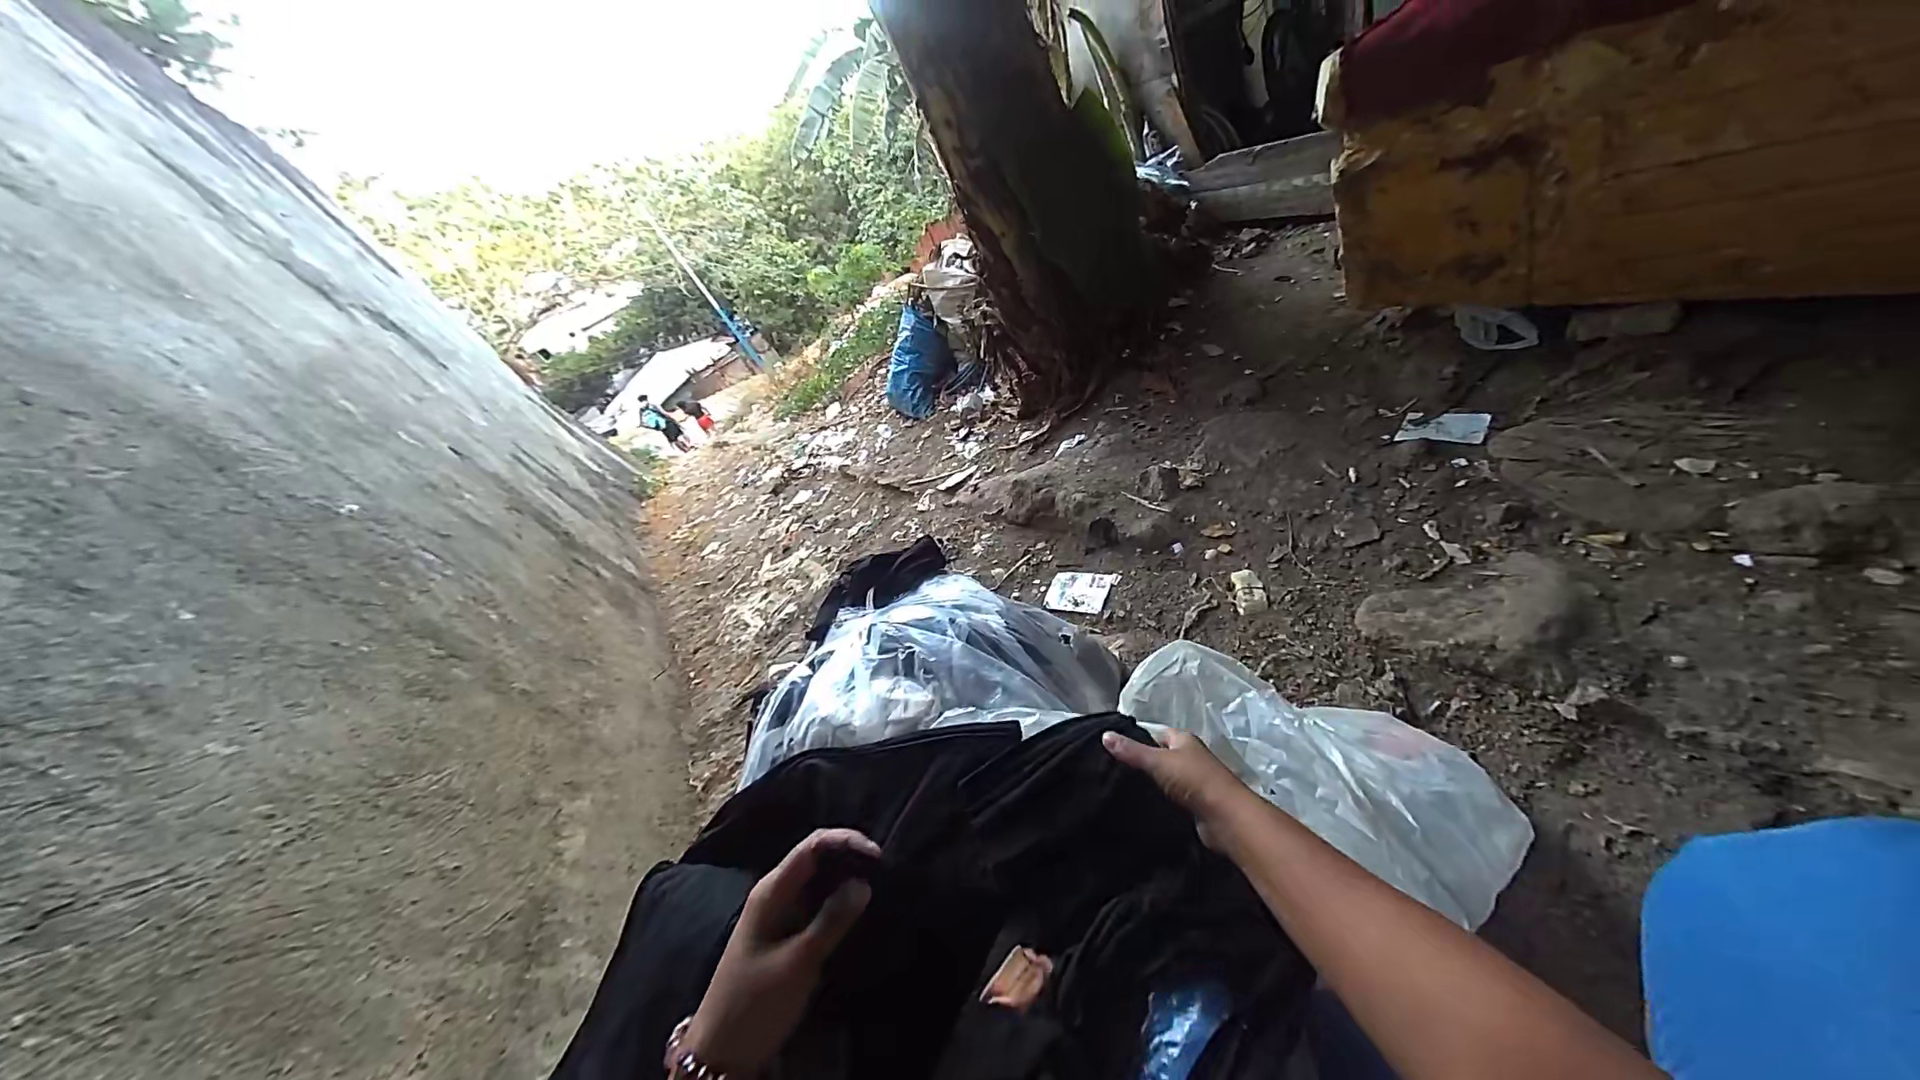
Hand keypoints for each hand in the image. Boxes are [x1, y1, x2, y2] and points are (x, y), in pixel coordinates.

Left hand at [679, 829, 878, 1075]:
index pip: (812, 846)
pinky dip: (838, 898)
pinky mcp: (786, 932)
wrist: (719, 1054)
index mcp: (771, 890)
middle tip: (884, 869)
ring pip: (818, 879)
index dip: (846, 840)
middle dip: (850, 855)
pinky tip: (857, 906)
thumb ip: (832, 921)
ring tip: (878, 882)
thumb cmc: (754, 1005)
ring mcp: (780, 912)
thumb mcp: (798, 963)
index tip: (878, 856)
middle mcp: (775, 893)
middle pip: (817, 856)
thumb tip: (864, 882)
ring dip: (846, 876)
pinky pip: (816, 902)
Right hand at [1102, 728, 1257, 847]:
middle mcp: (1191, 758)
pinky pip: (1173, 799)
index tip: (1114, 748)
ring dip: (1152, 784)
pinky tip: (1143, 806)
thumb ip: (1131, 751)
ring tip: (1122, 789)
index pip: (1156, 734)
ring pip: (1166, 779)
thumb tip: (1104, 734)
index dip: (1138, 739)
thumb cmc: (1193, 780)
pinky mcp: (1196, 805)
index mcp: (1184, 740)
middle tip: (1114, 771)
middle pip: (1161, 756)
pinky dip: (1161, 801)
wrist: (1226, 818)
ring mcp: (1195, 783)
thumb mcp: (1157, 761)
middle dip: (1143, 763)